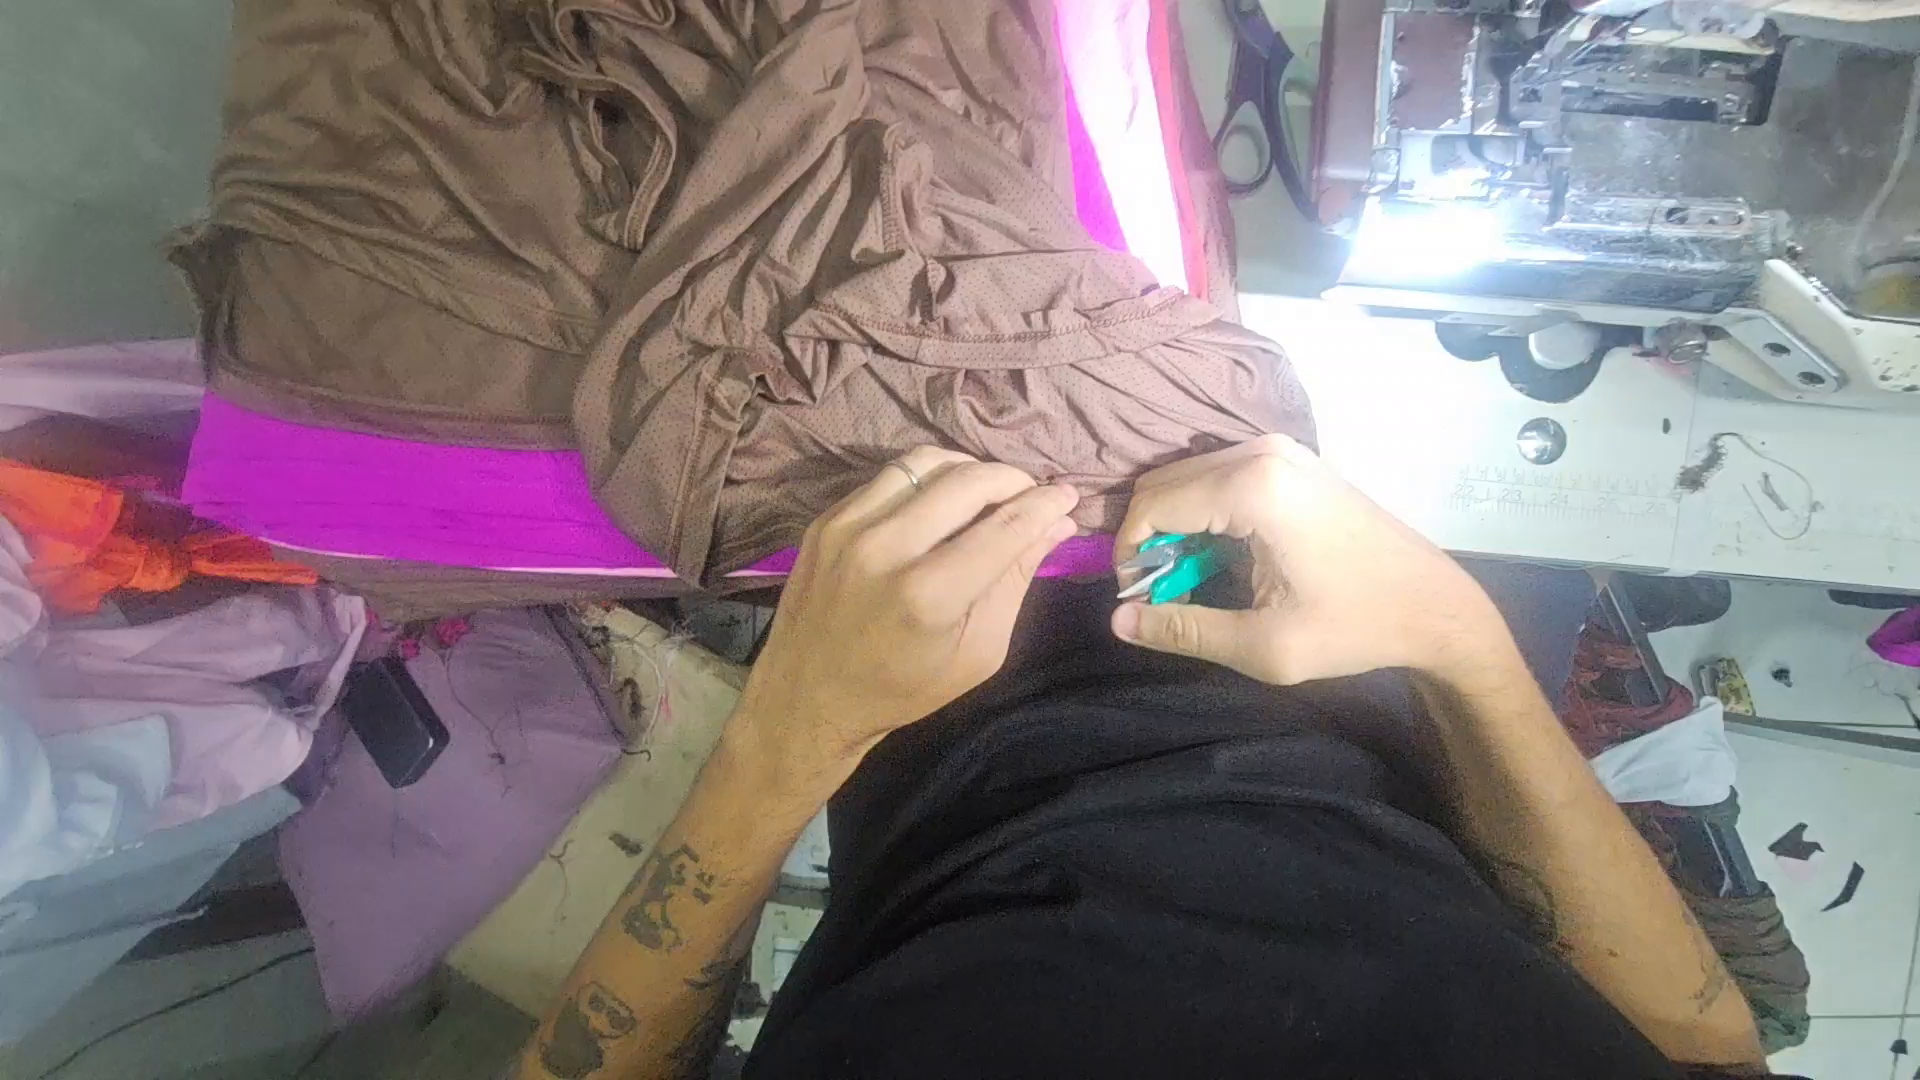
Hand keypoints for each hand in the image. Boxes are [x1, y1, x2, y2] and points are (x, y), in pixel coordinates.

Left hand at [736, 447, 1078, 775]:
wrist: (807, 699)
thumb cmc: (902, 690)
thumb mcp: (976, 653)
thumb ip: (1016, 582)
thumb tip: (1056, 525)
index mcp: (929, 595)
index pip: (1005, 526)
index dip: (1046, 504)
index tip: (1067, 496)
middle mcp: (886, 549)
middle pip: (968, 480)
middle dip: (1013, 479)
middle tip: (1030, 494)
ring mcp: (848, 528)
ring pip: (926, 462)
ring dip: (969, 469)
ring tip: (987, 491)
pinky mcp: (825, 520)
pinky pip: (889, 477)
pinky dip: (925, 479)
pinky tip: (938, 501)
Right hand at [1110, 434, 1510, 684]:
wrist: (1437, 606)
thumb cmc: (1355, 628)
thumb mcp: (1264, 646)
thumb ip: (1183, 630)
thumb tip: (1117, 620)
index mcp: (1254, 488)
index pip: (1151, 507)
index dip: (1128, 554)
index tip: (1136, 597)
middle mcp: (1260, 452)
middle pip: (1162, 484)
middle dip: (1145, 538)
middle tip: (1157, 590)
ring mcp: (1277, 448)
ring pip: (1184, 477)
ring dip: (1170, 525)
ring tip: (1186, 577)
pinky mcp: (1288, 457)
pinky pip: (1215, 475)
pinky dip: (1198, 512)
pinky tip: (1216, 554)